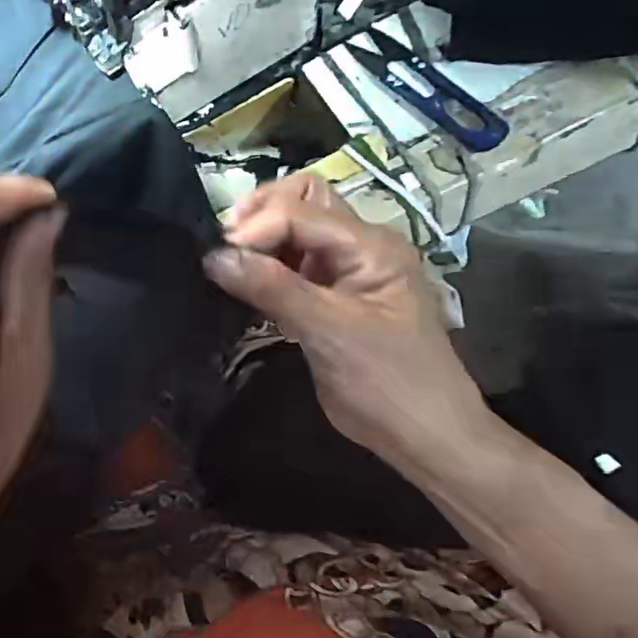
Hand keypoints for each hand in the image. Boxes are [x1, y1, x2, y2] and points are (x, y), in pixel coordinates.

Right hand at [201, 170, 491, 467]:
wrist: (423, 436)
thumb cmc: (387, 382)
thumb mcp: (329, 331)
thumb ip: (272, 288)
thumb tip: (214, 257)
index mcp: (370, 246)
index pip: (300, 211)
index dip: (256, 227)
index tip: (219, 258)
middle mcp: (357, 247)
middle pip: (300, 201)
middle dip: (257, 215)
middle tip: (223, 247)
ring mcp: (343, 270)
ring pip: (291, 230)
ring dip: (257, 240)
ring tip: (228, 266)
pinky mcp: (327, 294)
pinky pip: (288, 263)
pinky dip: (261, 265)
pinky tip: (242, 284)